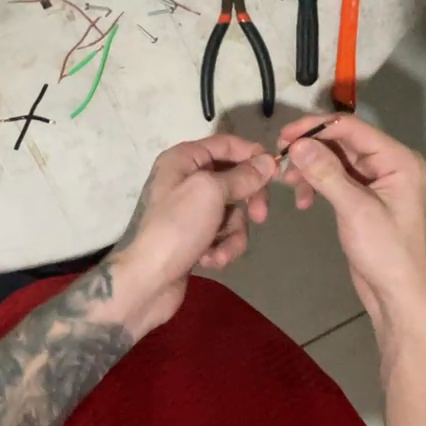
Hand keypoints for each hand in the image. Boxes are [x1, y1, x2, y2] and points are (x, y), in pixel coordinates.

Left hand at [105, 134, 277, 332]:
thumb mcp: (211, 192)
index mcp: (184, 159)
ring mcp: (189, 210)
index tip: (277, 172)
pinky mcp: (193, 236)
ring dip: (233, 233)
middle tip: (260, 217)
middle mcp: (185, 179)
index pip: (227, 144)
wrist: (148, 280)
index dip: (253, 155)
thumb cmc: (177, 227)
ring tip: (221, 251)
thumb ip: (242, 176)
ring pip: (232, 212)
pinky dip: (221, 247)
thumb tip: (268, 161)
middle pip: (234, 179)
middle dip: (248, 201)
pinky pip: (221, 233)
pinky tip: (211, 261)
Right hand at [278, 115, 425, 326]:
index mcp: (398, 159)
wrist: (399, 297)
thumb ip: (326, 173)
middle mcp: (389, 164)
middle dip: (310, 150)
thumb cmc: (386, 252)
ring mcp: (377, 181)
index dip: (315, 127)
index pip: (351, 128)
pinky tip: (303, 202)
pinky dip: (317, 185)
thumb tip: (298, 144)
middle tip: (280, 161)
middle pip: (342, 142)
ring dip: (310, 169)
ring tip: (288, 184)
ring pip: (335, 161)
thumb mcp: (355, 209)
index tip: (283, 136)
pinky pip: (336, 179)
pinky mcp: (364, 198)